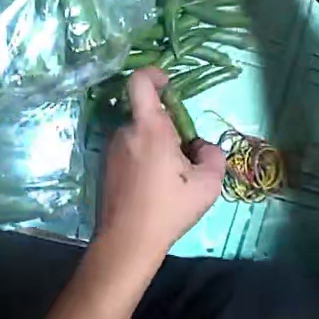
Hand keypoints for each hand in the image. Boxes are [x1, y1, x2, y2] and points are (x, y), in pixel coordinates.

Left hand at [90, 69, 224, 275]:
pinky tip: (154, 190)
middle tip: (185, 160)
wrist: (127, 243)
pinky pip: (130, 152)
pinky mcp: (105, 168)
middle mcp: (125, 132)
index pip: (141, 82)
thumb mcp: (208, 184)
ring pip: (140, 136)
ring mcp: (112, 151)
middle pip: (148, 115)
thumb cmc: (168, 209)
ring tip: (171, 181)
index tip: (169, 85)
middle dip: (169, 129)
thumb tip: (201, 146)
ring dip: (157, 148)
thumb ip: (213, 155)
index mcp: (149, 128)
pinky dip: (144, 161)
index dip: (154, 75)